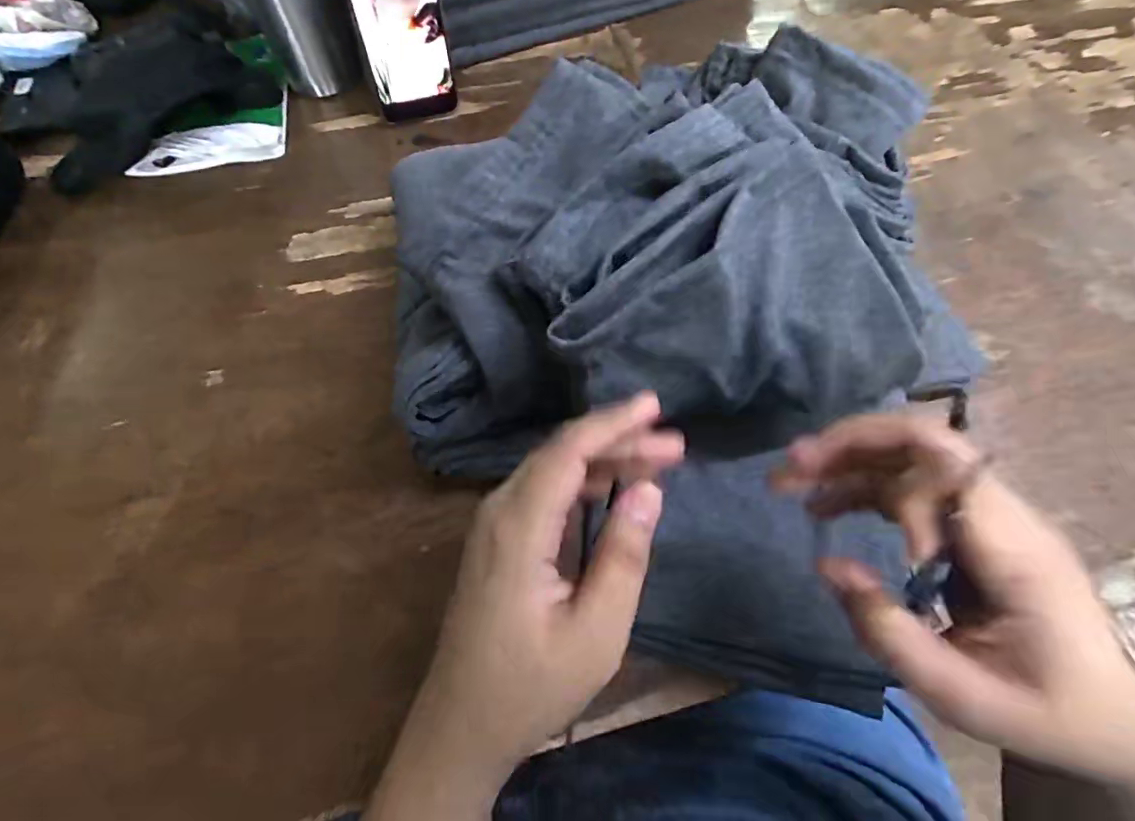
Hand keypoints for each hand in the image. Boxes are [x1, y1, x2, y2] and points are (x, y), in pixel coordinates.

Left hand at [367, 394, 682, 820]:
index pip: (568, 451)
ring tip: (657, 460)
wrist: (461, 728)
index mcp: (518, 527)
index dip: (613, 422)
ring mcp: (493, 523)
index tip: (656, 406)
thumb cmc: (532, 687)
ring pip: (553, 469)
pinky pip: (544, 491)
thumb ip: (624, 556)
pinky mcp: (498, 538)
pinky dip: (584, 482)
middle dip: (619, 439)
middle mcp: (499, 510)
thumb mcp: (596, 633)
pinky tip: (615, 488)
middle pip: (562, 452)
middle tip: (674, 443)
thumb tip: (649, 490)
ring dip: (604, 459)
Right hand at [775, 414, 1134, 820]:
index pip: (950, 464)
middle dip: (851, 444)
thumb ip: (892, 636)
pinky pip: (911, 482)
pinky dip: (863, 483)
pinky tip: (826, 503)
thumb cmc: (1055, 714)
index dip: (892, 482)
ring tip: (791, 480)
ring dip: (849, 457)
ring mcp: (988, 512)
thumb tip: (828, 563)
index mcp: (1018, 548)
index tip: (860, 530)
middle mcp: (1003, 511)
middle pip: (923, 440)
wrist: (1124, 718)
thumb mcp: (970, 701)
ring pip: (910, 454)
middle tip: (790, 465)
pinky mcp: (971, 522)